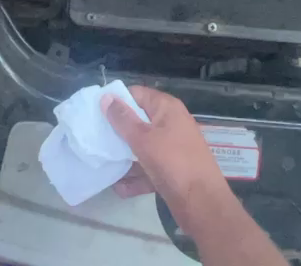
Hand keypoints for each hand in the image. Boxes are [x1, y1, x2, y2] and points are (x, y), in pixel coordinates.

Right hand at [103, 85, 229, 211]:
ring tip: (104, 165)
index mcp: (167, 108)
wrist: (204, 206)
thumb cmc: (173, 163)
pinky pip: (150, 169)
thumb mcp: (143, 139)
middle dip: (118, 131)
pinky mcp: (172, 171)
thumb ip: (122, 119)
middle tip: (96, 138)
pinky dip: (136, 177)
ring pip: (143, 147)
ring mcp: (173, 149)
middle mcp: (171, 124)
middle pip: (139, 121)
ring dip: (125, 157)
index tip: (97, 112)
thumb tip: (106, 97)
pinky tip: (119, 188)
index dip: (117, 101)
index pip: (137, 94)